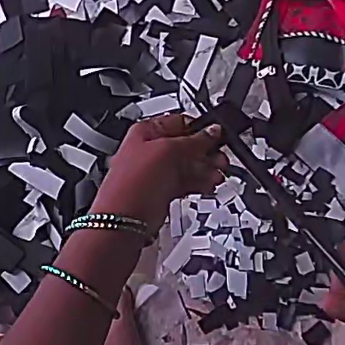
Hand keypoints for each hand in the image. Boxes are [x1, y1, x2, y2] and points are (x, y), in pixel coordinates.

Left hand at [88, 114, 226, 227]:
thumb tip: (212, 132)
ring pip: (187, 166)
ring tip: (217, 174)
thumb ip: (194, 141)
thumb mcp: (168, 152)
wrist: (123, 222)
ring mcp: (155, 173)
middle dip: (205, 152)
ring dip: (205, 169)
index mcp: (145, 132)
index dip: (200, 128)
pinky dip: (198, 183)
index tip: (218, 136)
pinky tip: (208, 185)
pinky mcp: (160, 192)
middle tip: (221, 159)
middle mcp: (149, 151)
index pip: (179, 122)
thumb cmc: (132, 184)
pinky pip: (184, 183)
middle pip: (185, 146)